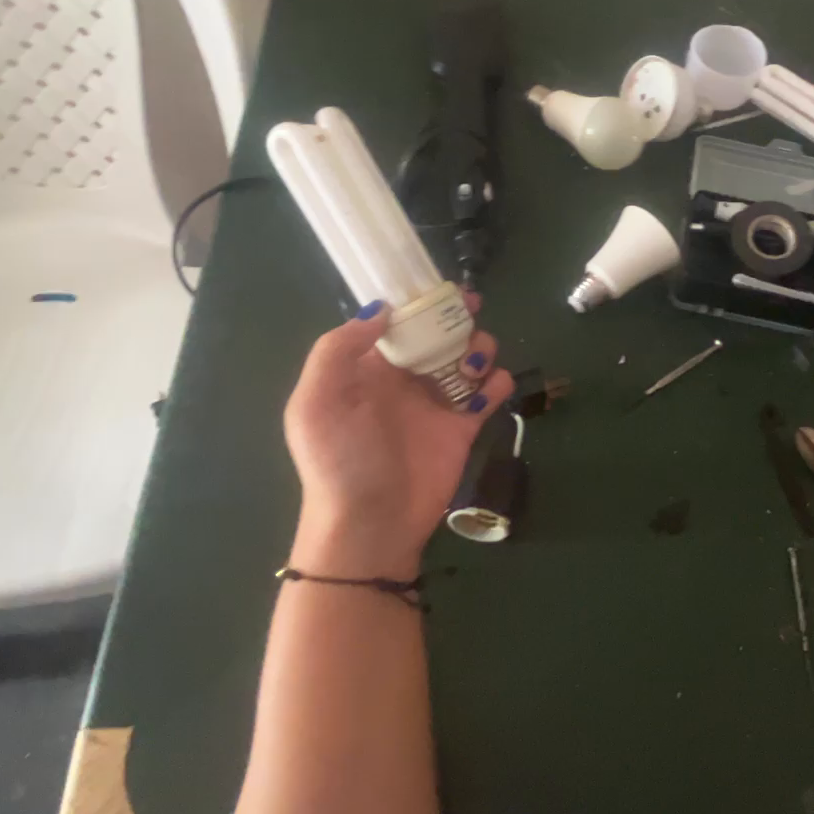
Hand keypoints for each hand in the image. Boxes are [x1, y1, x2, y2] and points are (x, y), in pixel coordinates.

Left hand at [282, 296, 514, 577]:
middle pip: (441, 332)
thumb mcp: (316, 403)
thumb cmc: (339, 461)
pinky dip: (497, 382)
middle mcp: (405, 378)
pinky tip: (487, 391)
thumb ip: (337, 350)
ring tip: (471, 365)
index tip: (441, 289)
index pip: (399, 322)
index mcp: (368, 367)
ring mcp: (438, 401)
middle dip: (458, 318)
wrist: (370, 524)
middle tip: (470, 314)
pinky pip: (490, 391)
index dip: (420, 302)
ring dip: (480, 348)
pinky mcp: (464, 425)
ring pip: (470, 356)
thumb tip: (381, 311)